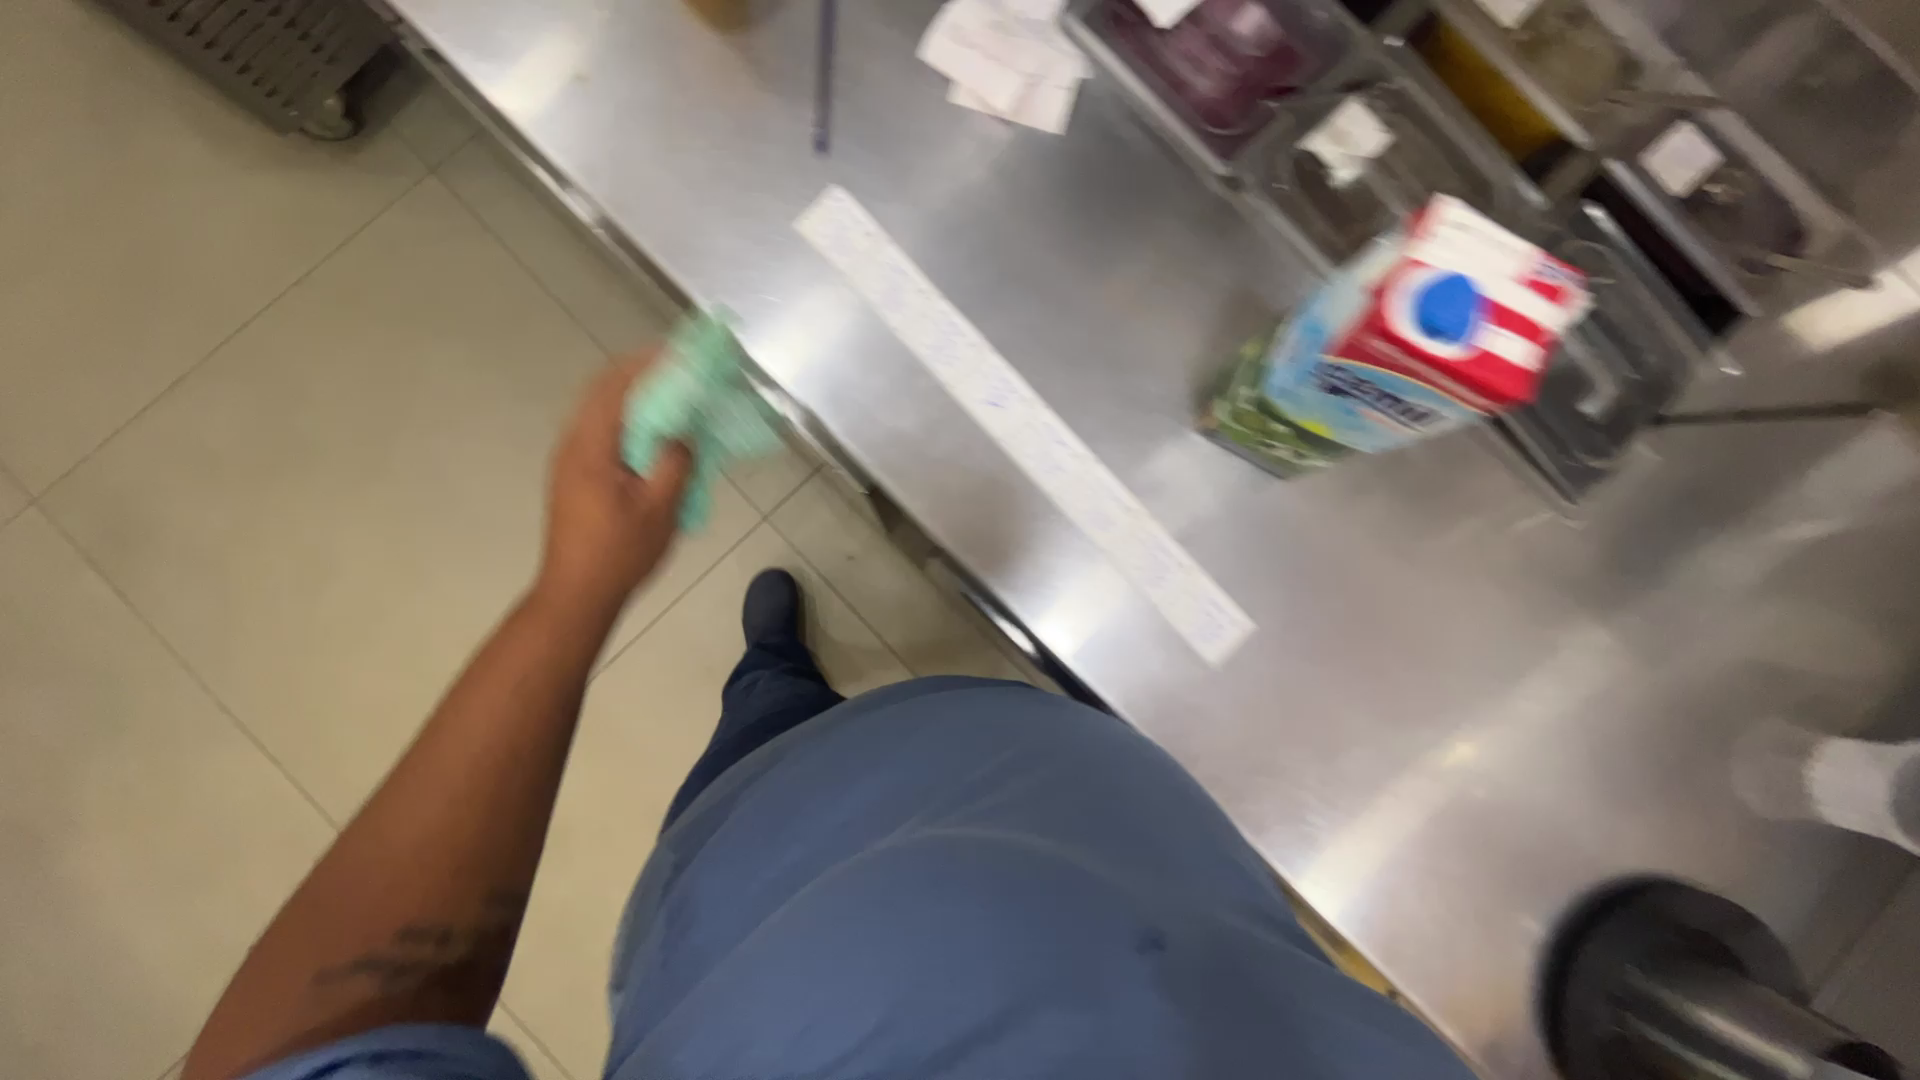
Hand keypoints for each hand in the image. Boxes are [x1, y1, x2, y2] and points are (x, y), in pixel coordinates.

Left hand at [534, 353, 693, 617]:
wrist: (576, 593)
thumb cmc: (619, 553)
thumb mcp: (659, 508)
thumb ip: (675, 463)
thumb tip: (684, 433)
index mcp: (591, 446)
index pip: (617, 386)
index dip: (649, 363)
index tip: (681, 352)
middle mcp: (573, 443)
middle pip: (603, 390)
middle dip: (641, 372)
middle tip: (680, 368)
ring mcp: (570, 459)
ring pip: (601, 409)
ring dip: (634, 395)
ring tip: (673, 394)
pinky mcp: (575, 475)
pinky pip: (603, 430)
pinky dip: (629, 418)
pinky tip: (655, 432)